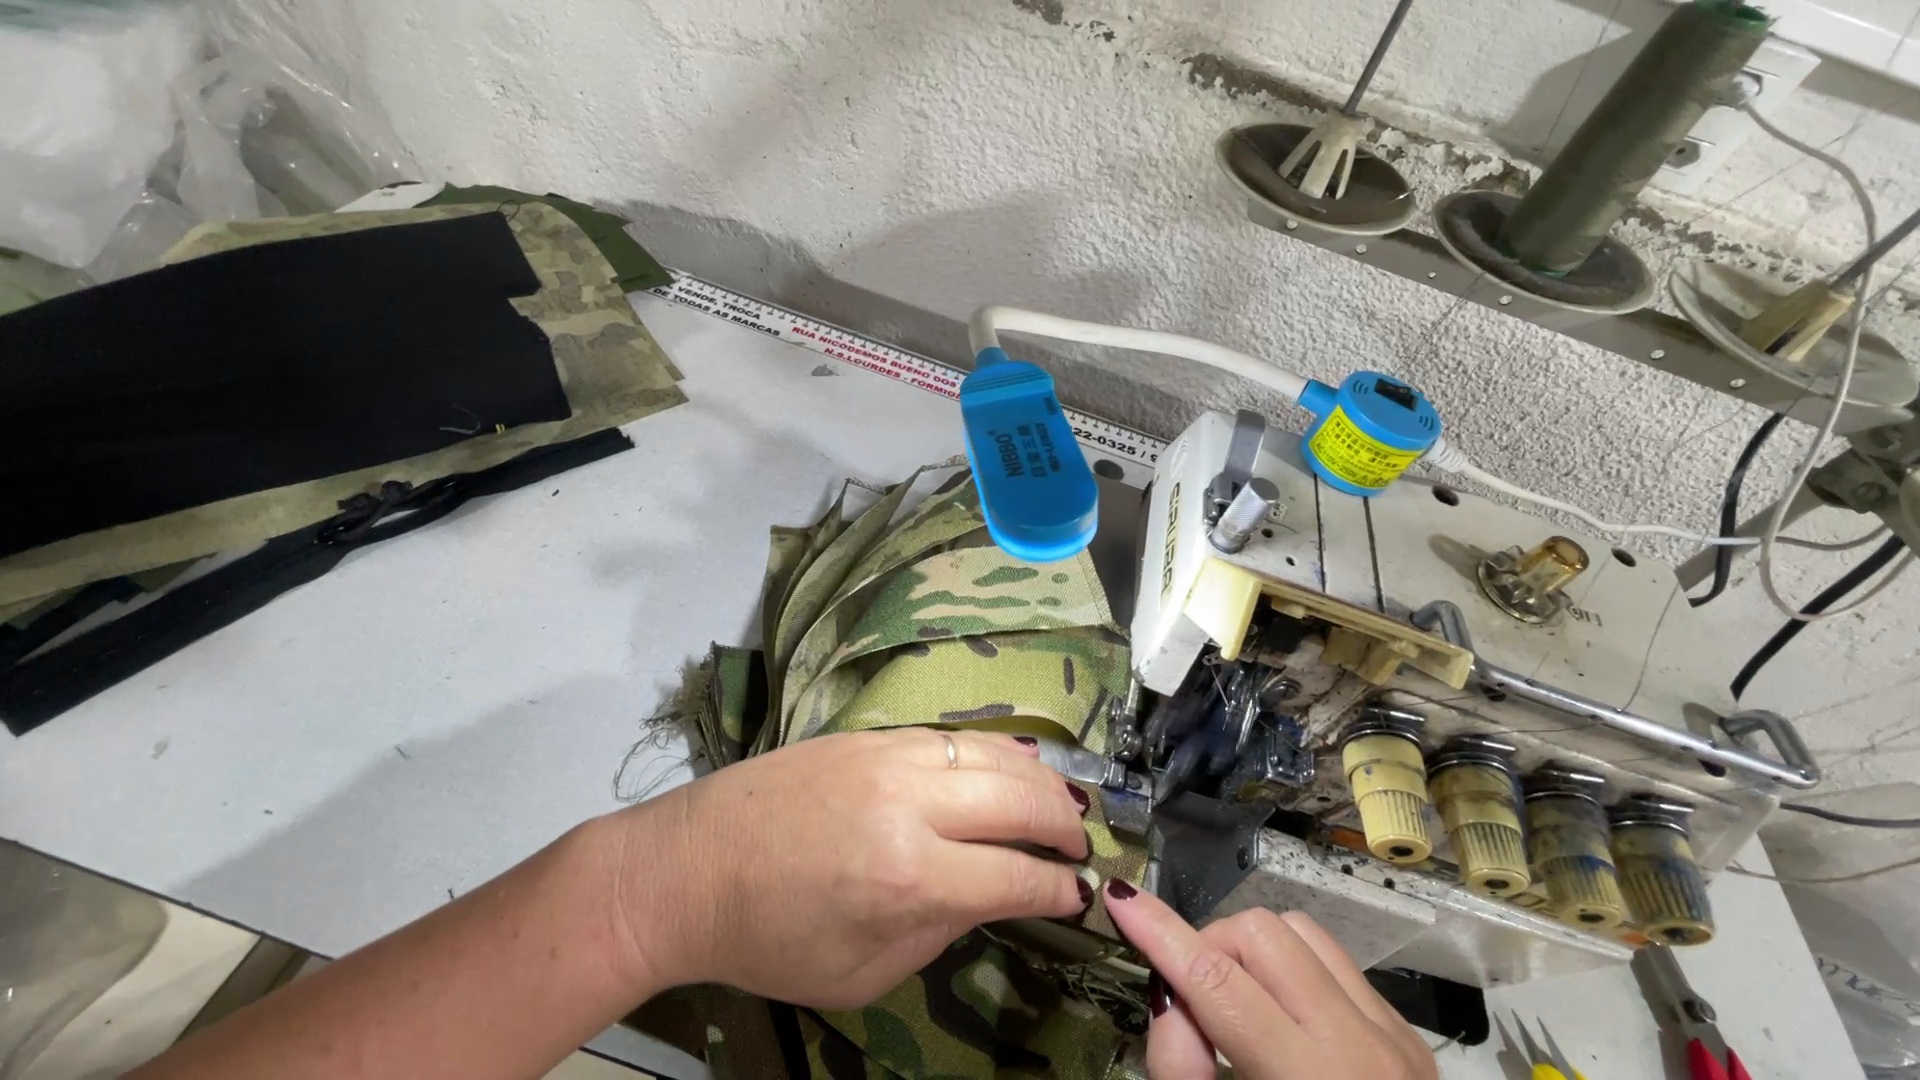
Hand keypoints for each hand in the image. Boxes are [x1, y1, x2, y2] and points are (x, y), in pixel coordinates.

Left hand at [602, 728, 1091, 1009]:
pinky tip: (1010, 765)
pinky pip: (952, 736)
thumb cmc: (769, 939)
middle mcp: (909, 806)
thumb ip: (937, 934)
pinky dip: (995, 750)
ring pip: (994, 753)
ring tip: (1059, 803)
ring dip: (1040, 778)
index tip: (1081, 892)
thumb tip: (990, 896)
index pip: (1015, 876)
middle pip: (1020, 800)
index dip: (1059, 887)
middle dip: (1065, 824)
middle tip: (1079, 844)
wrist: (689, 867)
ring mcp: (889, 757)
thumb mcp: (861, 974)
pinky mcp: (870, 734)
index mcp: (908, 878)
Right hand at [1104, 883, 1437, 1079]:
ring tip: (1238, 1005)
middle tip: (1194, 1007)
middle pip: (1260, 934)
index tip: (1120, 897)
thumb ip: (1183, 1072)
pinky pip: (1333, 961)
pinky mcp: (1407, 1033)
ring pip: (1299, 931)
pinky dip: (1291, 971)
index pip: (1218, 981)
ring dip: (1252, 953)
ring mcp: (1393, 1034)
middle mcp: (1362, 1045)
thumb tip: (1171, 999)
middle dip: (1210, 950)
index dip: (1161, 933)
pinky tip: (1287, 1022)